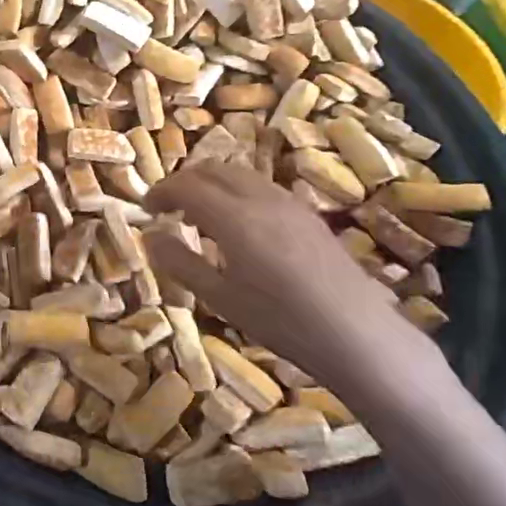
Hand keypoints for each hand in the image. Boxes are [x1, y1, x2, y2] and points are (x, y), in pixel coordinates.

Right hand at [145, 162, 435, 394]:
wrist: (359, 336)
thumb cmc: (281, 321)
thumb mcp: (220, 298)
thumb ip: (180, 262)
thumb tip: (150, 235)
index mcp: (234, 217)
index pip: (185, 185)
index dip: (160, 192)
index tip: (146, 209)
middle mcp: (260, 199)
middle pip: (213, 169)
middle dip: (184, 181)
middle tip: (169, 208)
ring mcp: (289, 204)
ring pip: (239, 174)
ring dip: (211, 185)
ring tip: (200, 216)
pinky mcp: (308, 215)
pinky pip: (261, 187)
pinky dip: (236, 193)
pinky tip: (239, 227)